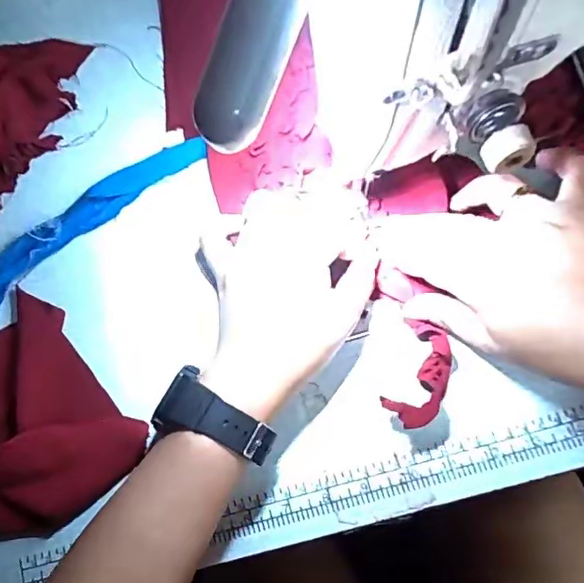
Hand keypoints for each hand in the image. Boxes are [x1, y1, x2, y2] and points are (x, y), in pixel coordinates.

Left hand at [197, 189, 377, 420]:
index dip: (352, 240)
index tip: (357, 260)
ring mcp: (243, 252)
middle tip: (334, 248)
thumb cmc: (301, 349)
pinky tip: (244, 232)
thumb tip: (370, 254)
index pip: (336, 225)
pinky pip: (214, 234)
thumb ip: (362, 278)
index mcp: (305, 251)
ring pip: (262, 207)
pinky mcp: (224, 268)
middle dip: (323, 220)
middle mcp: (271, 242)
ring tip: (300, 235)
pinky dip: (227, 226)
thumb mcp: (344, 316)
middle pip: (301, 208)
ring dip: (286, 213)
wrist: (255, 375)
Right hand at [377, 148, 583, 411]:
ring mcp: (548, 211)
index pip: (422, 250)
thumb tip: (409, 304)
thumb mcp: (499, 344)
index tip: (387, 253)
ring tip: (469, 210)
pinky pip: (569, 165)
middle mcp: (506, 233)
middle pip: (450, 221)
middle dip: (425, 230)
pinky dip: (556, 160)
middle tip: (417, 241)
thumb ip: (450, 316)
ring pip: (497, 190)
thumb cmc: (566, 353)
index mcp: (480, 273)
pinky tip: (544, 164)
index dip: (399, 250)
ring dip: (475, 199)